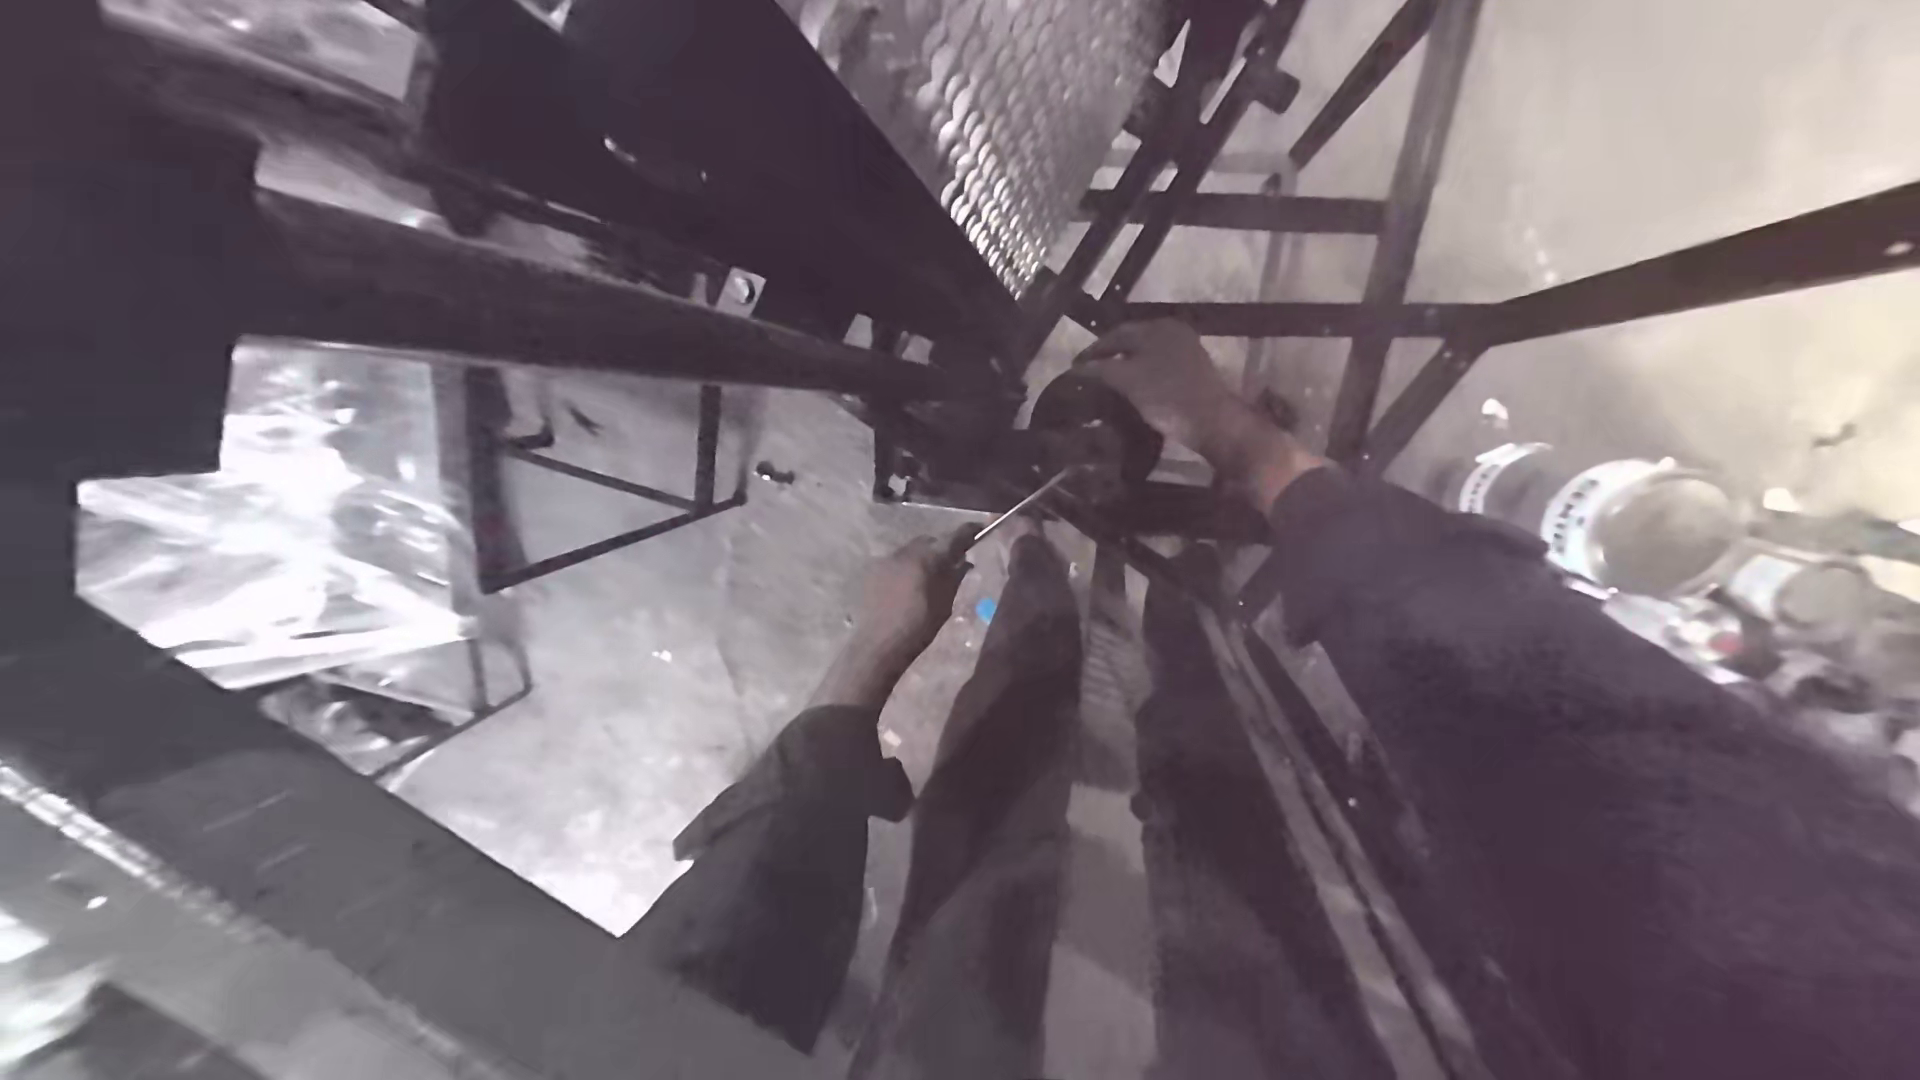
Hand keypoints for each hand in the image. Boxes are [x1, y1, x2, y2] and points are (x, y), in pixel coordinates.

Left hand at [811, 527, 977, 710]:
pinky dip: (907, 566)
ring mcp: (887, 559)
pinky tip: (908, 584)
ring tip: (930, 574)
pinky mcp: (873, 570)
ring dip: (923, 556)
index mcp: (928, 558)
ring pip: (912, 549)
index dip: (969, 531)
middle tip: (953, 560)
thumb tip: (964, 562)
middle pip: (930, 540)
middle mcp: (907, 551)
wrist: (879, 643)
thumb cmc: (918, 627)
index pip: (954, 536)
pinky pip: (896, 561)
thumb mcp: (945, 604)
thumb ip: (955, 577)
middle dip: (943, 546)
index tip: (978, 530)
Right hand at [1075, 319, 1324, 511]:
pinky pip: (1156, 365)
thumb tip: (1076, 367)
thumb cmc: (1167, 396)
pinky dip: (1138, 373)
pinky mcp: (1190, 370)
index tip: (1074, 367)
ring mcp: (1184, 350)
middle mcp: (1172, 332)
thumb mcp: (1127, 380)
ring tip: (1104, 381)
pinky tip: (1129, 387)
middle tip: (1087, 374)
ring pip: (1144, 353)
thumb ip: (1100, 369)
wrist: (1211, 421)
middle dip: (1107, 356)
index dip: (1092, 351)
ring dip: (1123, 365)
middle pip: (1131, 341)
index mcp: (1157, 327)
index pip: (1115, 334)